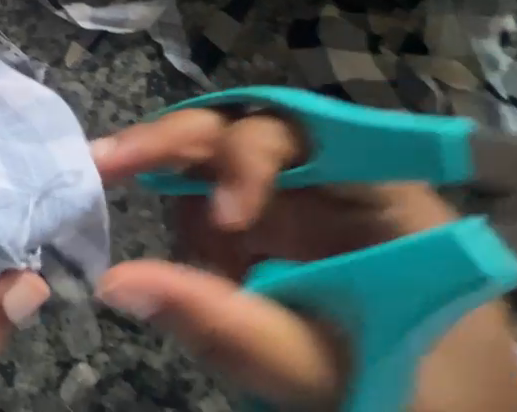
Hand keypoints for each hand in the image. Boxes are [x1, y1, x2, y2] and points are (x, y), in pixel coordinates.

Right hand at [92, 108, 516, 411]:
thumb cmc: (411, 399)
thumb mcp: (326, 370)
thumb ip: (227, 325)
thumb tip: (112, 282)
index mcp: (382, 200)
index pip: (306, 137)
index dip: (251, 156)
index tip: (224, 220)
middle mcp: (329, 186)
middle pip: (240, 131)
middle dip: (171, 141)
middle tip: (105, 161)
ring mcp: (290, 205)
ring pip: (210, 157)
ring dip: (158, 168)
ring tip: (105, 182)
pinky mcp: (259, 232)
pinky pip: (204, 201)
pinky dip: (173, 216)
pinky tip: (157, 245)